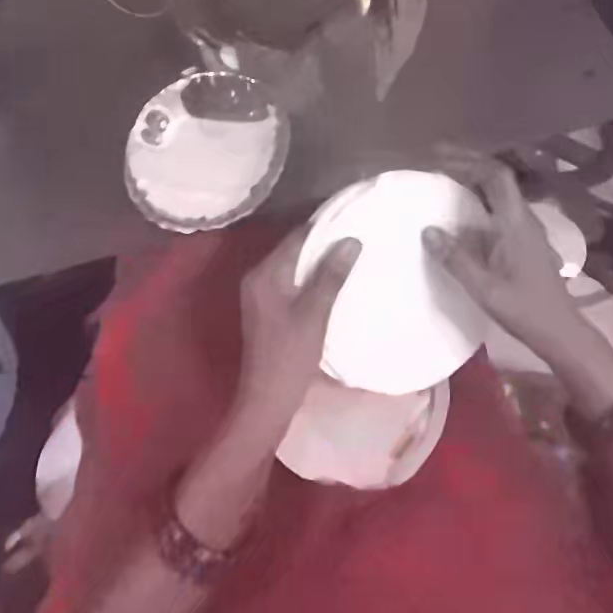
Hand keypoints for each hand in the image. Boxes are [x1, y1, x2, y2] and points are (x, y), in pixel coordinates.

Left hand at [236, 225, 360, 421]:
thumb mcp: (315, 313)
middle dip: (321, 242)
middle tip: (355, 232)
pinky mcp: (267, 308)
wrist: (268, 397)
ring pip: (292, 266)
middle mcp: (257, 277)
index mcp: (264, 274)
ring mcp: (260, 294)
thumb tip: (351, 240)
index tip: (349, 215)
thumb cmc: (291, 355)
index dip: (321, 225)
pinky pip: (290, 281)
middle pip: (292, 250)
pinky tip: (332, 279)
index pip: (294, 238)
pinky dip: (309, 277)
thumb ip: (331, 276)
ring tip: (349, 252)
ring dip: (316, 260)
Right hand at [424, 152, 612, 409]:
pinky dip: (476, 201)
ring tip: (442, 180)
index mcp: (516, 223)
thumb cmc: (525, 310)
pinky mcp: (523, 241)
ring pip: (498, 193)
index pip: (496, 176)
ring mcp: (526, 230)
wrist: (561, 332)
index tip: (440, 156)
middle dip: (467, 164)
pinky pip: (498, 210)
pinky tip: (458, 214)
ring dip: (472, 181)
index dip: (469, 160)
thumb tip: (428, 230)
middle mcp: (523, 219)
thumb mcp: (484, 289)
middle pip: (497, 179)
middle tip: (435, 161)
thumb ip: (456, 258)